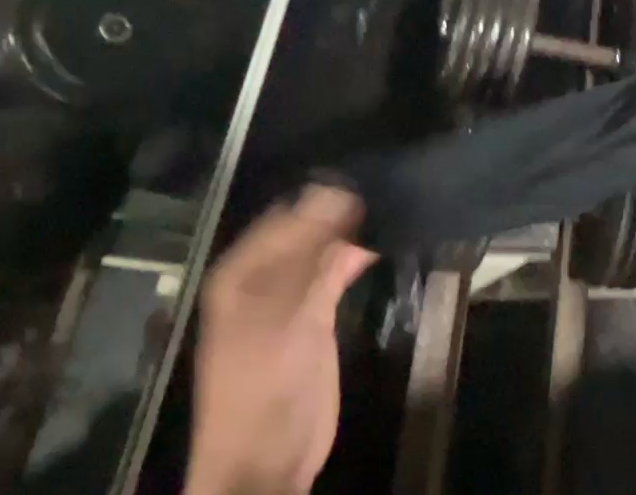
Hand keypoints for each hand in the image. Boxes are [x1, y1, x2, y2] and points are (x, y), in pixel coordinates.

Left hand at [187, 186, 378, 494]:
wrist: (266, 462)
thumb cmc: (264, 390)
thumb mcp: (287, 322)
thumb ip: (316, 261)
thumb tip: (343, 196)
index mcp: (240, 273)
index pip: (288, 214)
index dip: (325, 195)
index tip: (371, 174)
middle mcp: (261, 277)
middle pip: (306, 227)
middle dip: (343, 208)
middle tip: (390, 185)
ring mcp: (289, 295)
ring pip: (325, 247)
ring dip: (354, 229)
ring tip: (395, 204)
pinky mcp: (315, 315)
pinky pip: (337, 271)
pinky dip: (358, 255)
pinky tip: (385, 239)